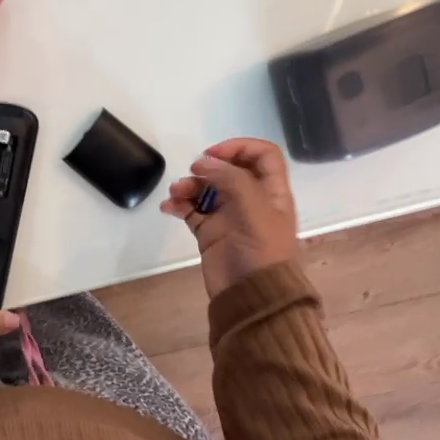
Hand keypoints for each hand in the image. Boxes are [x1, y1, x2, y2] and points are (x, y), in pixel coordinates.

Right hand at [159, 138, 299, 298]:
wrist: (250, 292)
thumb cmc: (260, 248)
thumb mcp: (252, 206)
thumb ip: (229, 178)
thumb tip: (202, 163)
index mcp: (271, 191)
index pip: (262, 155)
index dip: (240, 147)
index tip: (214, 153)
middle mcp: (250, 200)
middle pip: (230, 170)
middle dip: (209, 167)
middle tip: (193, 173)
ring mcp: (228, 217)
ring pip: (207, 190)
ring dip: (189, 186)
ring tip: (175, 193)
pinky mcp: (210, 233)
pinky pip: (192, 212)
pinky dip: (179, 206)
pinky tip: (168, 207)